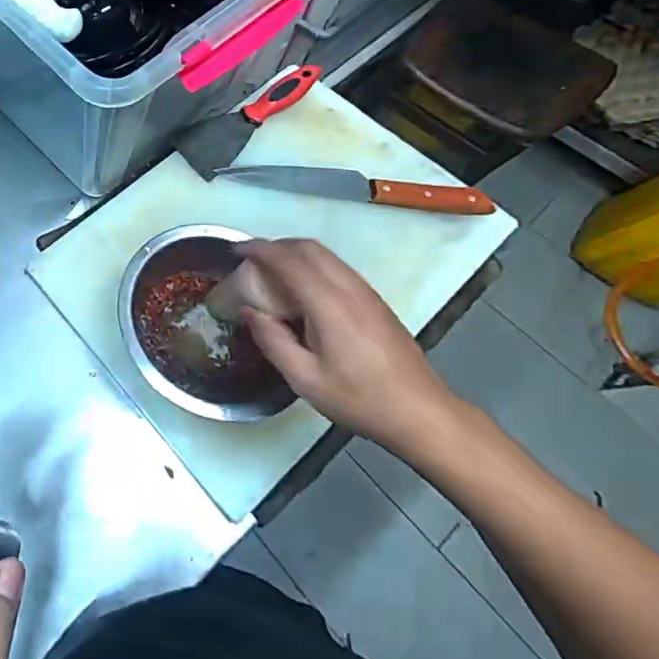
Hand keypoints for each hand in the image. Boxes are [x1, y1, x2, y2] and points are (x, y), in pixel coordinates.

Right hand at [234, 239, 460, 449]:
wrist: (422, 413)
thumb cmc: (360, 399)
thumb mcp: (305, 379)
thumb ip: (272, 340)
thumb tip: (249, 311)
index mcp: (330, 305)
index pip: (290, 261)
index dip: (260, 250)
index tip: (236, 251)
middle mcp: (350, 289)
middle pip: (309, 248)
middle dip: (276, 245)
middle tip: (251, 259)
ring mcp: (367, 293)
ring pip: (326, 255)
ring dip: (295, 253)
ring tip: (272, 271)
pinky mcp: (376, 301)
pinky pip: (337, 268)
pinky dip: (312, 264)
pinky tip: (302, 289)